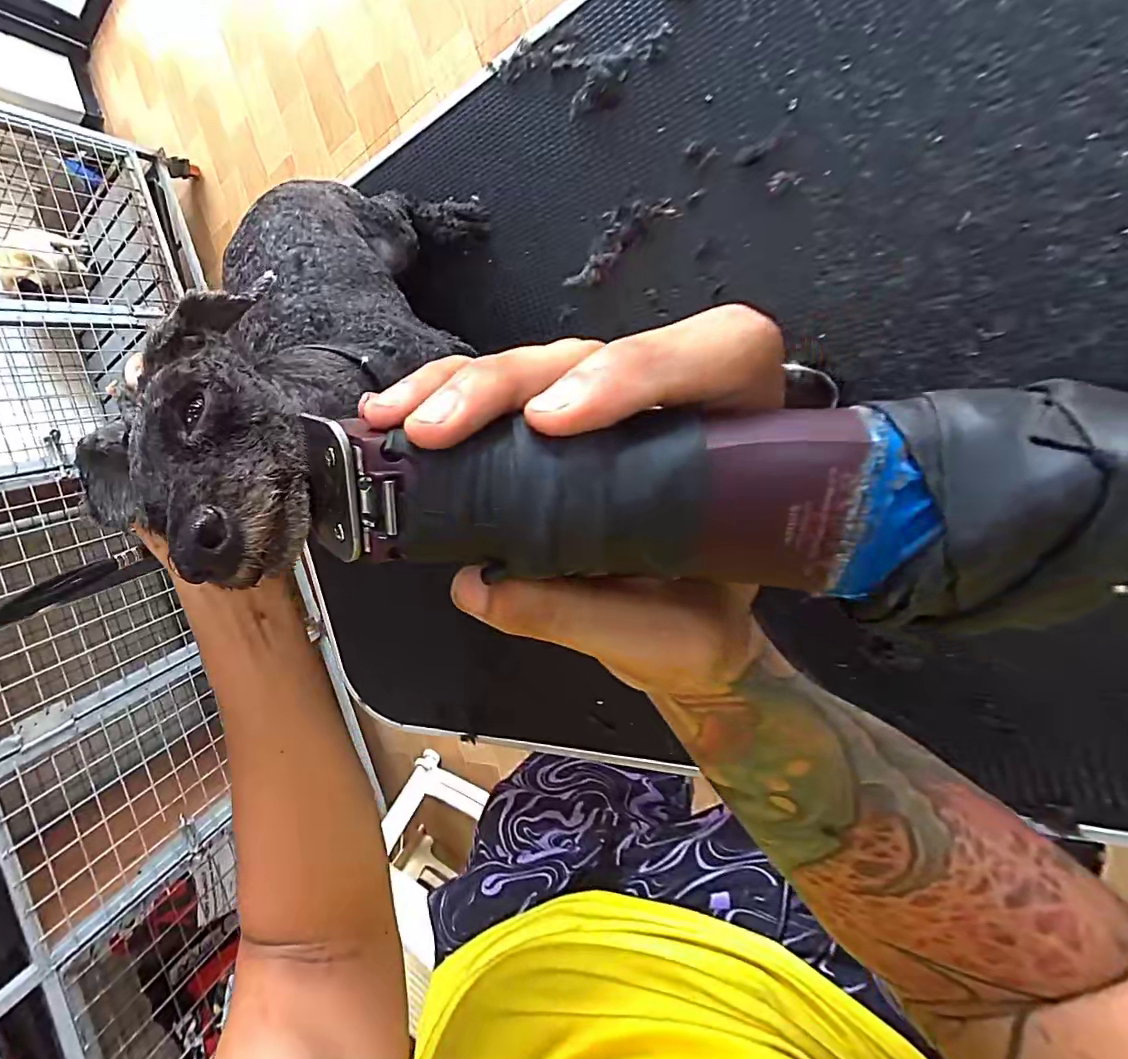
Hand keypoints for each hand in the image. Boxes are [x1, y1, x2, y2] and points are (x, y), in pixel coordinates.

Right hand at [359, 305, 794, 696]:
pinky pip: (497, 395)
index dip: (638, 368)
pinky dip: (444, 399)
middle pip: (587, 354)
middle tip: (440, 431)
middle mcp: (663, 404)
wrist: (679, 629)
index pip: (712, 354)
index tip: (556, 423)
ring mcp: (599, 409)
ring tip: (400, 423)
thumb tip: (482, 588)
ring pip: (532, 365)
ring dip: (459, 386)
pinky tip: (396, 419)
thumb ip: (586, 615)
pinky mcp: (549, 426)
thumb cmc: (693, 622)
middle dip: (508, 385)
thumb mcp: (663, 635)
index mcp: (730, 436)